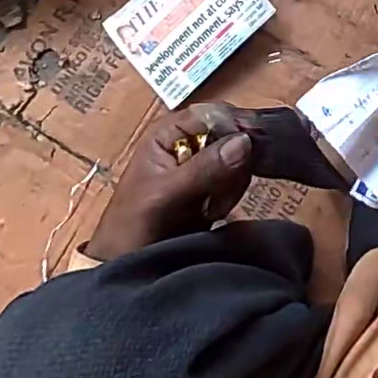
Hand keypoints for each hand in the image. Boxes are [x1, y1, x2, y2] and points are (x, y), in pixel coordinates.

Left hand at [83, 103, 254, 260]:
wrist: (125, 264)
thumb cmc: (133, 223)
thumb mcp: (165, 194)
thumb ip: (203, 168)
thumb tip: (244, 141)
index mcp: (169, 131)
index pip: (212, 114)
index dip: (234, 125)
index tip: (252, 145)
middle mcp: (187, 142)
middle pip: (230, 135)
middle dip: (233, 162)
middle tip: (222, 191)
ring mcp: (200, 165)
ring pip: (237, 159)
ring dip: (232, 184)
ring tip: (211, 208)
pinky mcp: (210, 188)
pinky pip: (236, 182)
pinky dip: (230, 197)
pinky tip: (213, 213)